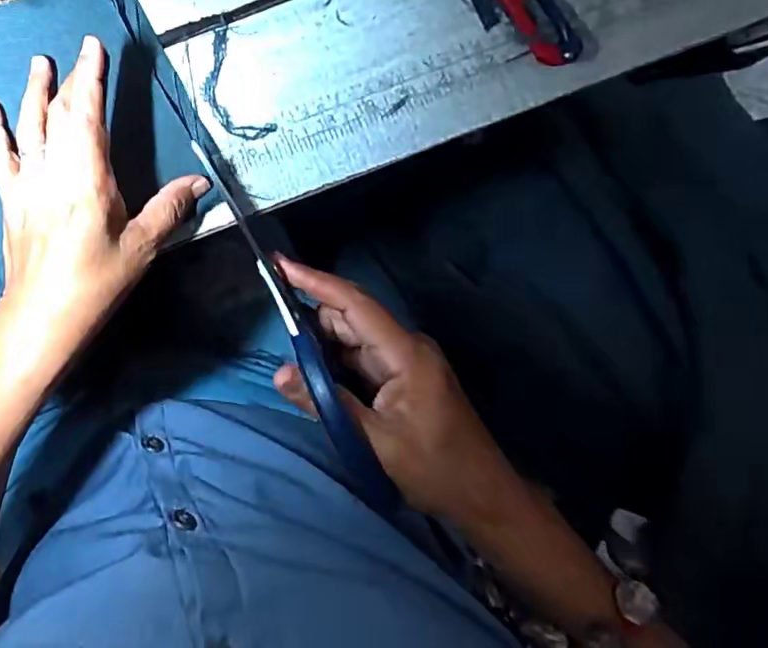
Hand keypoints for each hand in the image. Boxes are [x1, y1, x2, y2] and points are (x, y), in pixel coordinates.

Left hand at [0, 36, 210, 392]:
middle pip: (59, 115)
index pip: (88, 115)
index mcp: (86, 178)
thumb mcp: (140, 248)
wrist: (40, 316)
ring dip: (34, 93)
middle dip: (70, 81)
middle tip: (76, 53)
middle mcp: (52, 171)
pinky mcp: (10, 197)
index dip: (91, 78)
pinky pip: (0, 156)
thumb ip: (168, 210)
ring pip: (29, 127)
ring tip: (39, 64)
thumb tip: (199, 182)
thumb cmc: (93, 283)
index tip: (93, 49)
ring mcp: (26, 182)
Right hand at [268, 255, 525, 526]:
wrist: (490, 503)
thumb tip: (279, 373)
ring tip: (296, 363)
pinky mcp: (401, 373)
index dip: (314, 280)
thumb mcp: (376, 441)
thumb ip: (325, 402)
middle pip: (347, 316)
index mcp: (405, 354)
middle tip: (277, 334)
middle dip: (310, 320)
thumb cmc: (438, 471)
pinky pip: (358, 352)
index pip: (353, 303)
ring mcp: (405, 359)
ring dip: (320, 344)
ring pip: (349, 334)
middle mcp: (406, 346)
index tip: (278, 264)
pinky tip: (316, 373)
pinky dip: (333, 358)